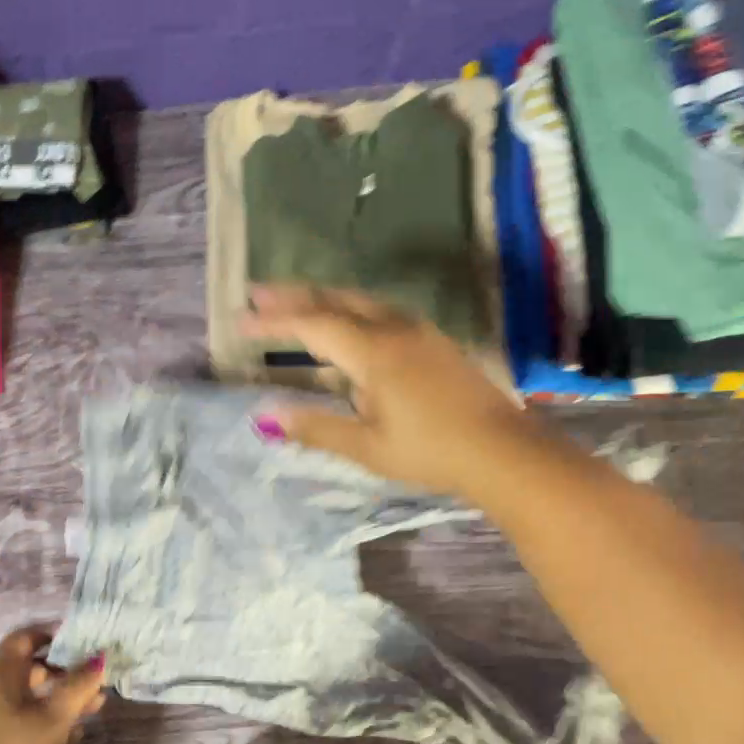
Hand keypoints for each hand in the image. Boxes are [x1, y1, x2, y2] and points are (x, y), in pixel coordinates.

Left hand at [0, 626, 105, 743]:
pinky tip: (75, 732)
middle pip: (32, 667)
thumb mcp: (55, 717)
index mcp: (1, 674)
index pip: (24, 638)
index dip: (50, 633)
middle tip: (94, 677)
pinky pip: (26, 716)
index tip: (80, 639)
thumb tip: (100, 658)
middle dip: (66, 671)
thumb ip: (79, 686)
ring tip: (95, 705)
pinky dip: (49, 717)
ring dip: (62, 697)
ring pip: (32, 695)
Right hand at [245, 285, 536, 494]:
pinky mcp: (434, 342)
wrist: (504, 451)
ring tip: (295, 303)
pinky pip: (381, 313)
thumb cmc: (430, 452)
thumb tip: (265, 416)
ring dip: (323, 299)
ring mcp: (419, 332)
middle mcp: (395, 330)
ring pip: (362, 302)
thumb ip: (316, 426)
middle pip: (336, 301)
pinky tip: (346, 326)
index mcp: (374, 352)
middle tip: (257, 291)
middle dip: (294, 296)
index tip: (240, 317)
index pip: (313, 326)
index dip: (274, 321)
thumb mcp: (366, 446)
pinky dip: (349, 311)